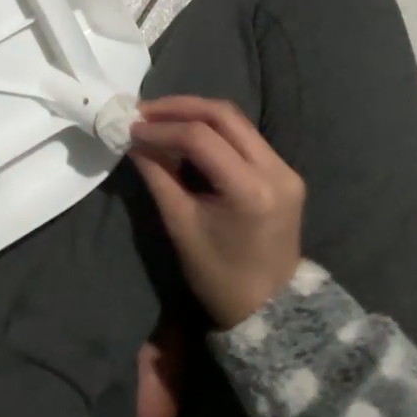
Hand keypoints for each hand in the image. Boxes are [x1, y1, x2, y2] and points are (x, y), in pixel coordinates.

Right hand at [128, 97, 304, 329]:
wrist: (269, 309)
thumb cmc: (219, 275)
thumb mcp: (180, 224)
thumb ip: (157, 174)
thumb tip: (133, 138)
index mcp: (251, 190)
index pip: (200, 138)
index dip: (161, 128)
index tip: (131, 128)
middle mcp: (276, 170)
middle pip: (223, 115)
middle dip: (179, 107)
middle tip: (143, 112)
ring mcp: (285, 169)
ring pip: (235, 120)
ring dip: (195, 113)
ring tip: (159, 119)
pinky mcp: (284, 172)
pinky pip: (244, 135)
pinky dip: (211, 128)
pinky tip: (184, 133)